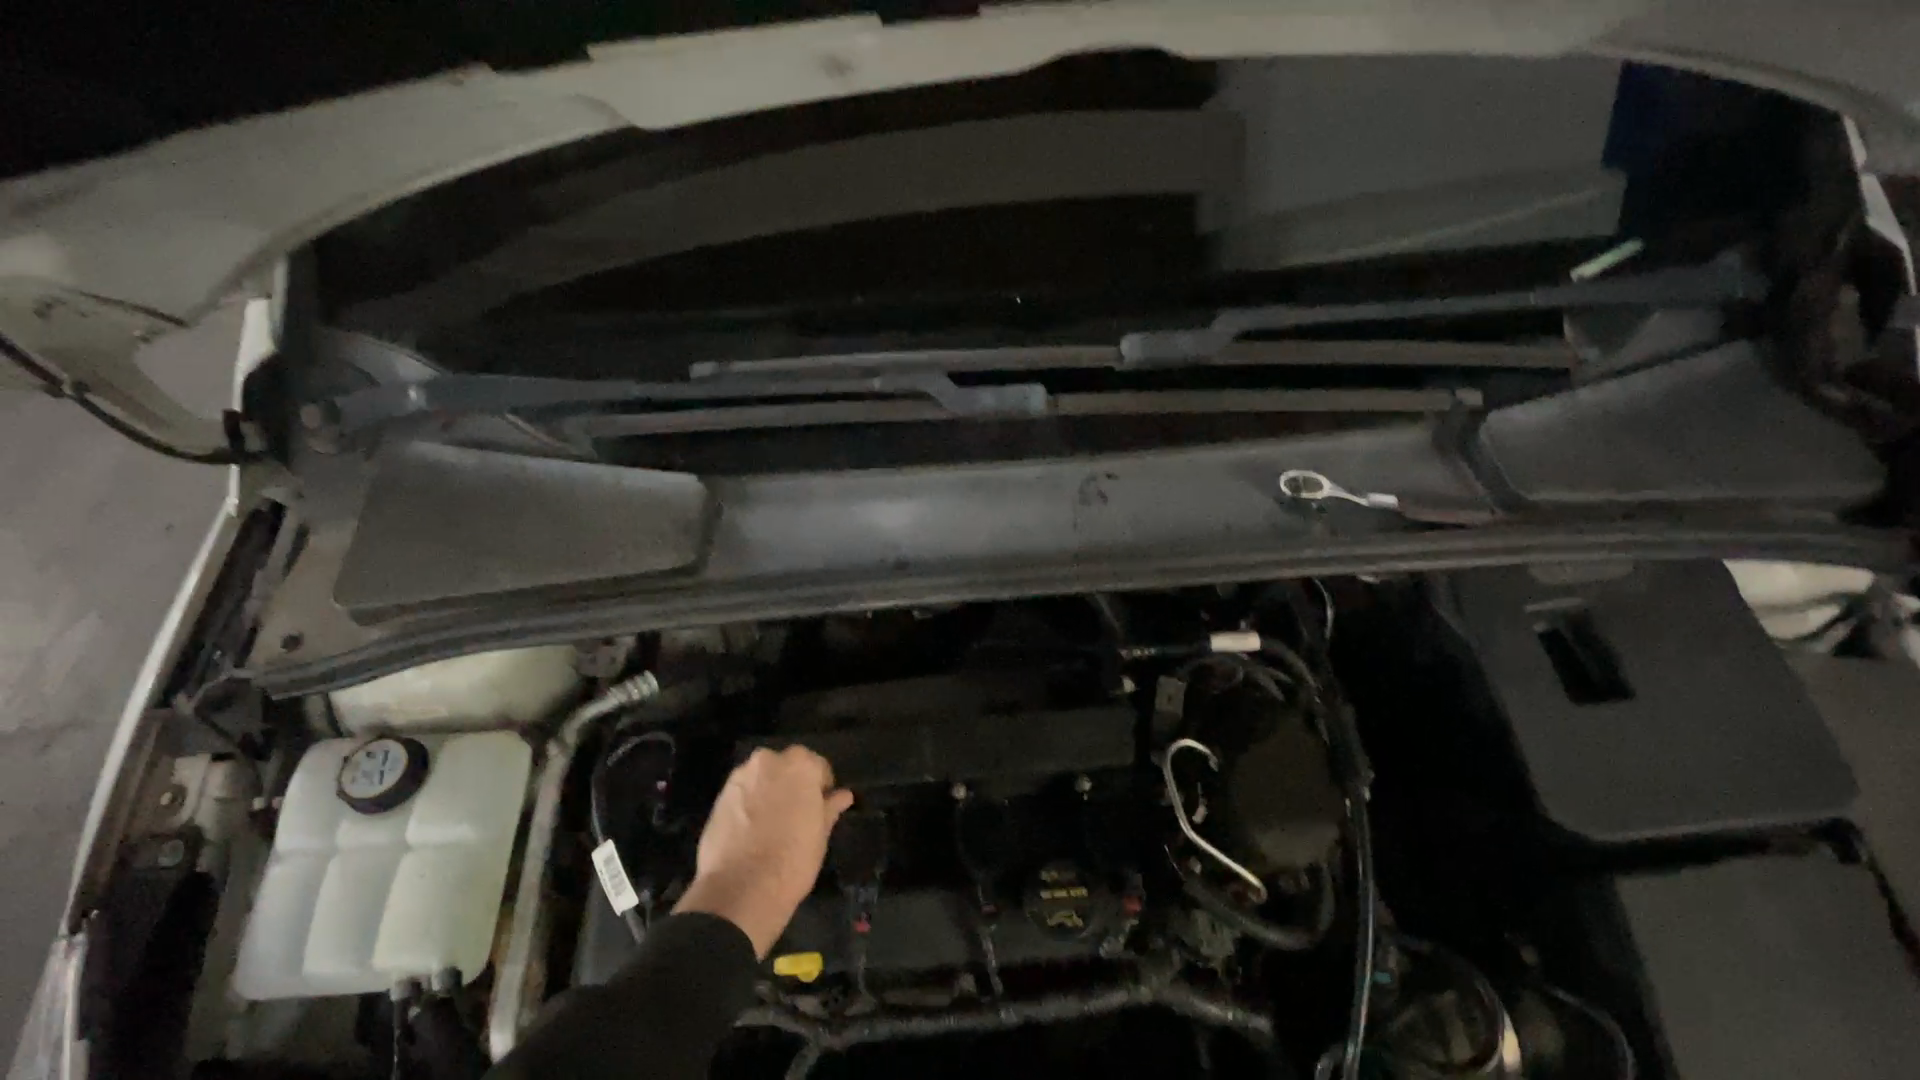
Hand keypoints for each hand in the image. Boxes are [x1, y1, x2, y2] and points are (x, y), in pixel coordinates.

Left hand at [673, 746, 854, 956]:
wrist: (741, 888)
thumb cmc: (792, 858)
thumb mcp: (820, 835)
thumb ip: (830, 808)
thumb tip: (843, 796)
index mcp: (800, 765)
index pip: (817, 767)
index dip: (821, 788)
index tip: (820, 808)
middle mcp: (768, 761)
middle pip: (786, 767)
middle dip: (792, 784)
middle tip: (797, 814)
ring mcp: (740, 778)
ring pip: (761, 779)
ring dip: (769, 792)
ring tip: (772, 824)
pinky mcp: (718, 797)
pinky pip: (742, 794)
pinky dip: (748, 805)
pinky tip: (751, 831)